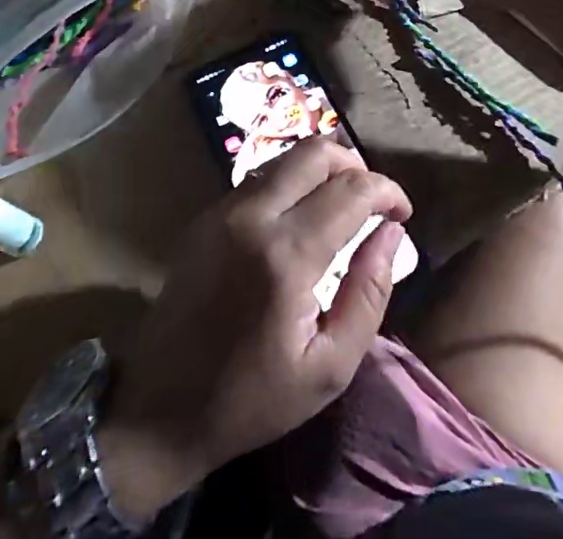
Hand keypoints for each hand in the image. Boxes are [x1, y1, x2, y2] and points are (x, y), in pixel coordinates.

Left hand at [98, 138, 410, 521]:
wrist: (159, 409)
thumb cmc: (252, 398)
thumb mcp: (330, 365)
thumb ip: (370, 292)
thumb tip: (391, 233)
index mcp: (286, 255)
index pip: (352, 190)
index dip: (389, 192)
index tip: (403, 214)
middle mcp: (251, 217)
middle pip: (315, 153)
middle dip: (356, 166)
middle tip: (374, 201)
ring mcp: (221, 212)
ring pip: (284, 159)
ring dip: (322, 170)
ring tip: (343, 206)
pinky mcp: (203, 219)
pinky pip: (258, 179)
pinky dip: (291, 183)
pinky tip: (302, 216)